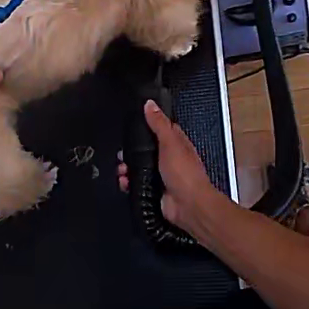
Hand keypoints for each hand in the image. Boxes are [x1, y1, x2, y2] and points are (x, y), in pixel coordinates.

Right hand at [115, 100, 229, 234]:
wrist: (188, 205)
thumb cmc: (184, 172)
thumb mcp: (170, 143)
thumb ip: (159, 124)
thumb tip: (150, 104)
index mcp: (177, 144)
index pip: (161, 129)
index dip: (147, 125)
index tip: (131, 123)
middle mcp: (169, 159)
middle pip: (145, 150)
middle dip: (131, 151)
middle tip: (121, 153)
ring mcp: (161, 176)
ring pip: (138, 167)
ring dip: (127, 168)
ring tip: (121, 169)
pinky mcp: (153, 190)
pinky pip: (136, 184)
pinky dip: (128, 182)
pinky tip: (124, 182)